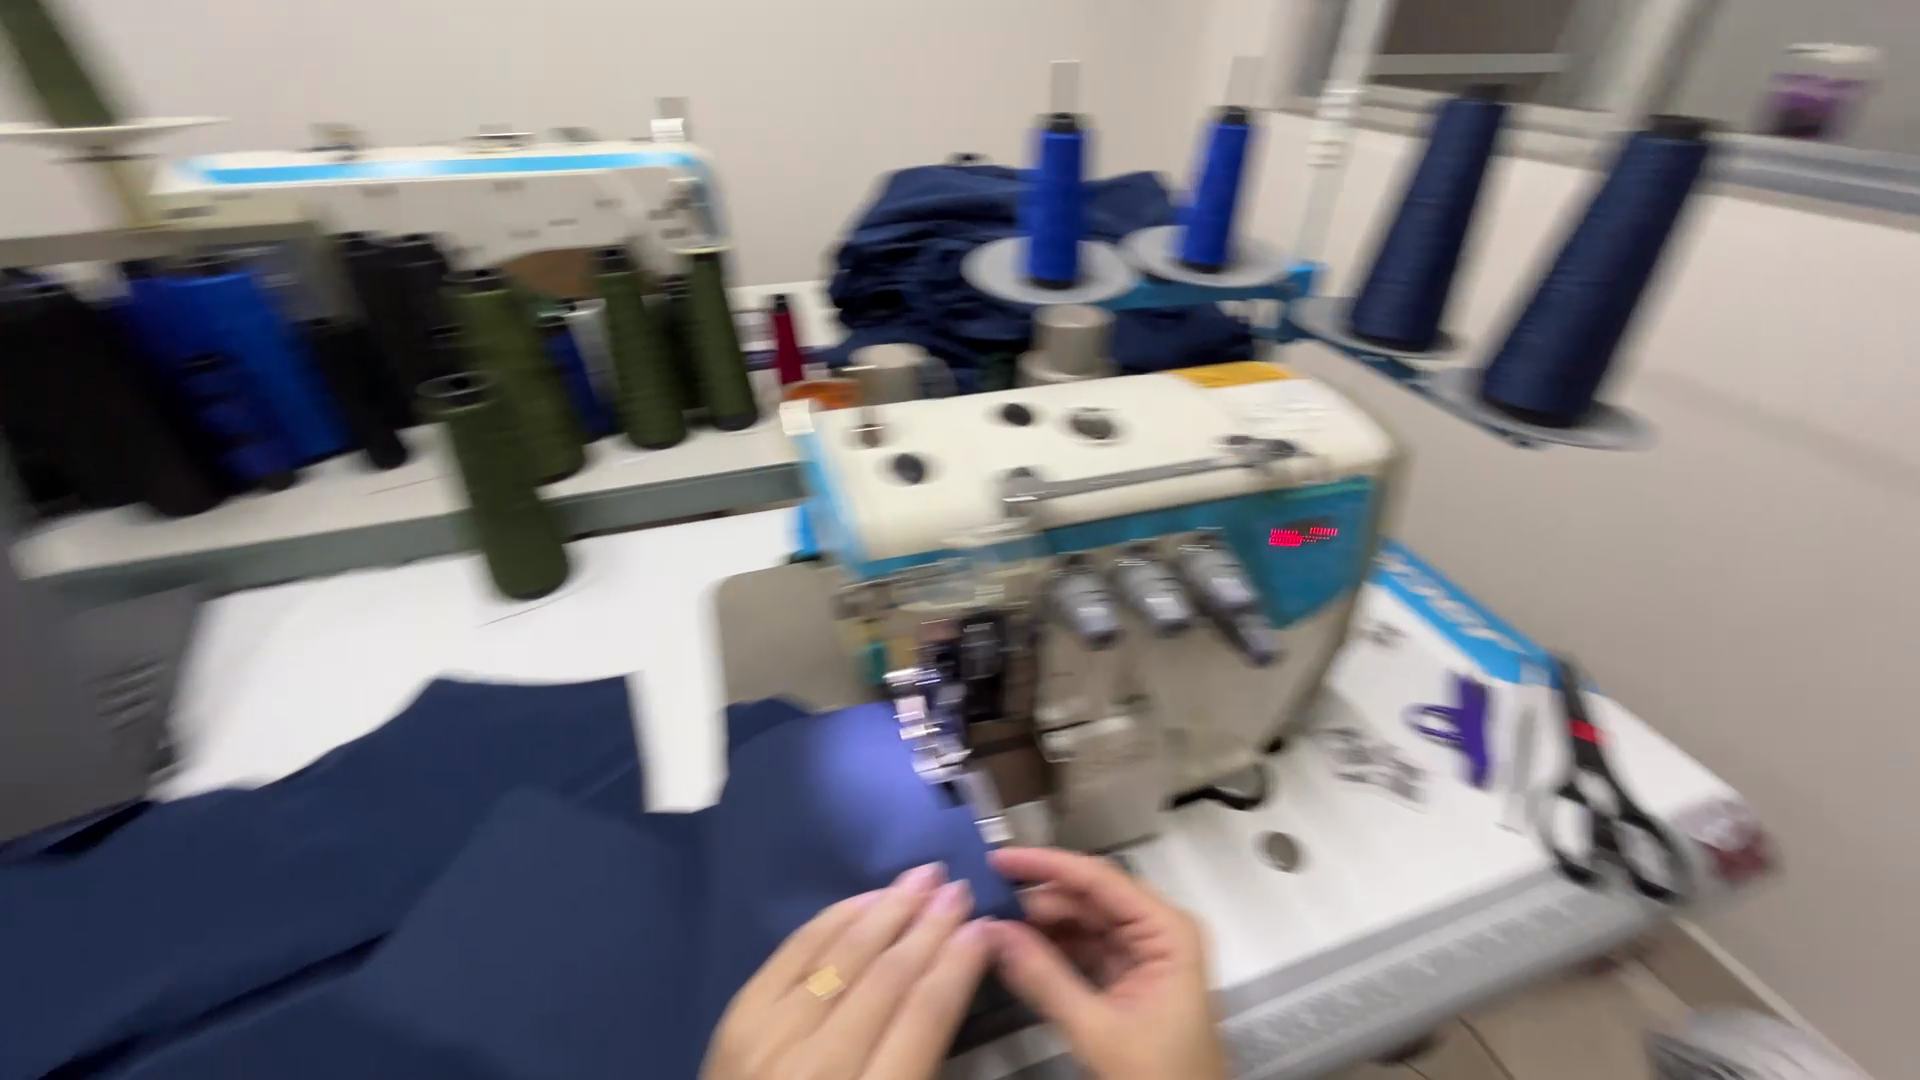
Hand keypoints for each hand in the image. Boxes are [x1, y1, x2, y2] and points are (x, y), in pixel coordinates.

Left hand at [702, 863, 991, 1079]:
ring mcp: (770, 1038)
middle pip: (887, 976)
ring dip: (889, 908)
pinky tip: (866, 898)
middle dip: (930, 926)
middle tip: (958, 888)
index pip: (924, 1015)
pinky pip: (797, 950)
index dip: (957, 964)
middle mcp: (817, 1066)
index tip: (982, 927)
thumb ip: (918, 1057)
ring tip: (922, 877)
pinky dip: (836, 918)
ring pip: (844, 954)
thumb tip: (946, 978)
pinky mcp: (738, 1019)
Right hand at [986, 848, 1225, 1079]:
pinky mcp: (1131, 976)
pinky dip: (1053, 948)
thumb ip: (1044, 978)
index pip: (1098, 878)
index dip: (1045, 865)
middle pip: (1089, 897)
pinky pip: (1086, 948)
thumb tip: (995, 934)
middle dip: (1039, 899)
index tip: (1000, 858)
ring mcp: (1145, 952)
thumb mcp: (1099, 1031)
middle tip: (990, 899)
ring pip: (1084, 921)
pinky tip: (1020, 948)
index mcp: (1167, 929)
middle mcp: (1159, 929)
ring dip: (1042, 923)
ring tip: (997, 923)